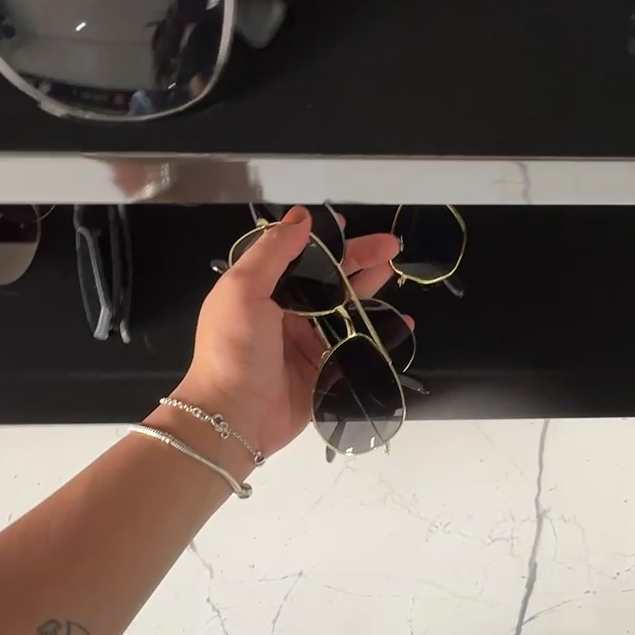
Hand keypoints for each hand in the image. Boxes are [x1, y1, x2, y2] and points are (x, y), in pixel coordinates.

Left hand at [172, 206, 403, 459]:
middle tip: (391, 245)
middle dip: (359, 259)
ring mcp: (306, 343)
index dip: (323, 240)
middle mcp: (286, 313)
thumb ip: (273, 252)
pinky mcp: (324, 371)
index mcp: (262, 290)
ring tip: (394, 270)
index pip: (298, 256)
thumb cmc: (233, 349)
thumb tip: (302, 218)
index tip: (346, 225)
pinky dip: (380, 334)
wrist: (233, 417)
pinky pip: (357, 347)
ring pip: (346, 309)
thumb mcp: (242, 290)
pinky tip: (401, 323)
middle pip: (329, 279)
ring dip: (370, 289)